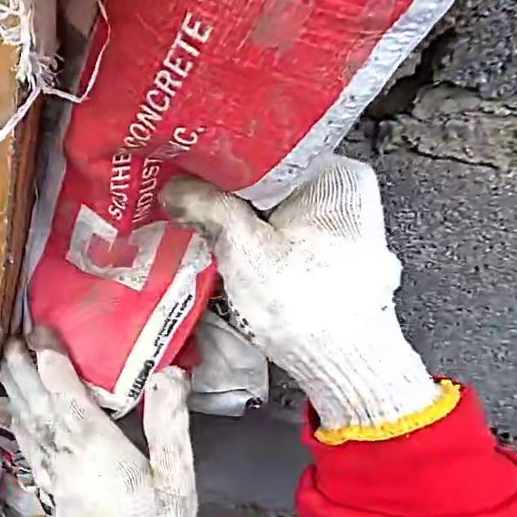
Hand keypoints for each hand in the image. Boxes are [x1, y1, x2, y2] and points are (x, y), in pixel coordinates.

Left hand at [0, 331, 195, 516]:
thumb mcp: (179, 475)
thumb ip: (170, 425)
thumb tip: (167, 374)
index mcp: (100, 452)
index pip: (67, 397)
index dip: (51, 361)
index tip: (40, 331)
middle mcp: (68, 461)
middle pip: (38, 408)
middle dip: (22, 370)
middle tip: (11, 338)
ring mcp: (55, 477)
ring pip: (28, 427)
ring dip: (14, 391)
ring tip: (4, 363)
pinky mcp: (51, 490)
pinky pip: (26, 450)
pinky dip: (14, 424)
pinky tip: (3, 409)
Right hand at [162, 157, 455, 440]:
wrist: (342, 365)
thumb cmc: (302, 303)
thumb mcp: (245, 249)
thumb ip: (206, 207)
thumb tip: (172, 185)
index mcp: (336, 174)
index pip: (265, 152)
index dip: (219, 161)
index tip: (182, 171)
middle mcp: (344, 191)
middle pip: (267, 181)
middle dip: (225, 193)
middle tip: (181, 197)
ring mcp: (338, 224)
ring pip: (271, 208)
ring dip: (236, 218)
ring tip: (194, 220)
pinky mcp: (328, 253)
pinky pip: (280, 232)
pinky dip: (253, 237)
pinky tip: (224, 246)